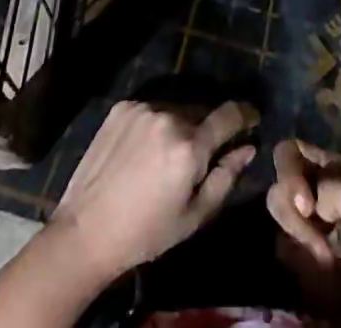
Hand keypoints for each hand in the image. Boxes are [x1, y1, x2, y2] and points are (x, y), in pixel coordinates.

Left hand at [48, 100, 258, 278]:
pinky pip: (152, 108)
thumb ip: (225, 176)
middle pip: (202, 111)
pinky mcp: (121, 108)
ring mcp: (141, 109)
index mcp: (189, 146)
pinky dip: (158, 122)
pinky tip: (147, 148)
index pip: (229, 114)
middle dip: (210, 127)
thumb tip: (248, 148)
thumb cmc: (146, 232)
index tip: (253, 118)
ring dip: (183, 124)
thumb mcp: (195, 215)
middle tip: (206, 153)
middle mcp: (167, 117)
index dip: (246, 114)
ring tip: (171, 154)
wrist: (86, 229)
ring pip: (177, 108)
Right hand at [266, 140, 340, 267]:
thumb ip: (333, 191)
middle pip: (277, 188)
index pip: (289, 152)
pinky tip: (324, 265)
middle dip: (291, 216)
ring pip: (279, 218)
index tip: (306, 206)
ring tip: (327, 259)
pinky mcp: (303, 246)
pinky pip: (286, 245)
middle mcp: (310, 187)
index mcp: (325, 166)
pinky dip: (300, 256)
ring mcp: (305, 218)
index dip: (287, 171)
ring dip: (298, 238)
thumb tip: (310, 206)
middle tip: (318, 244)